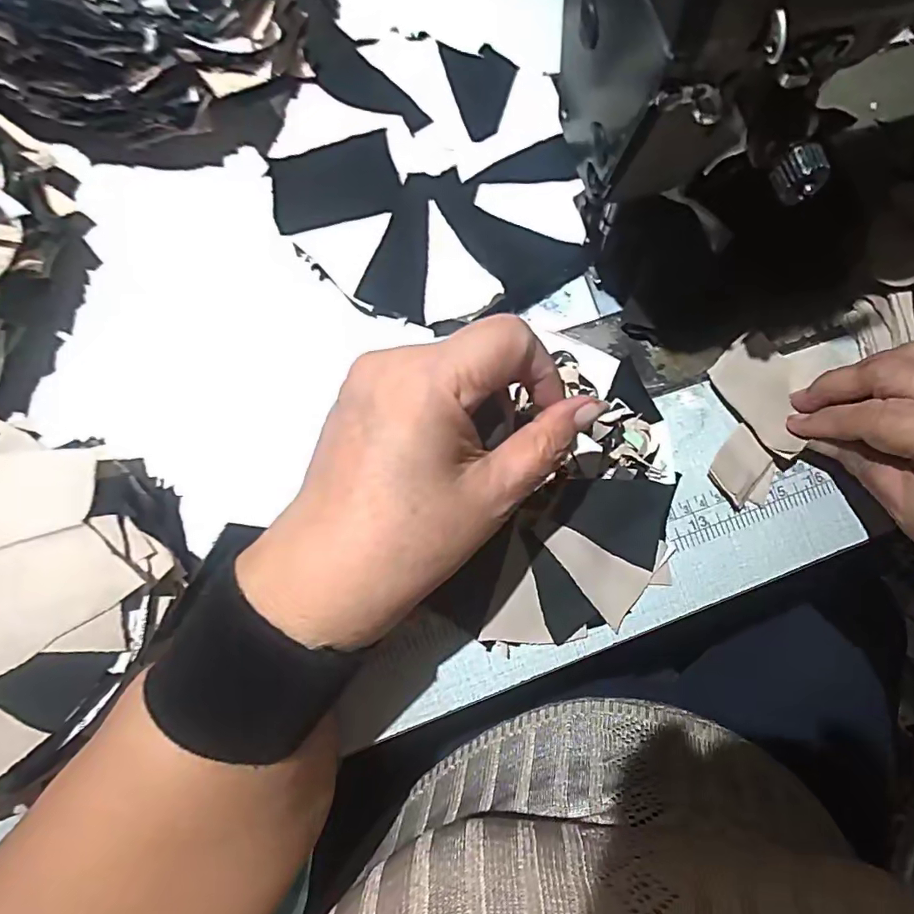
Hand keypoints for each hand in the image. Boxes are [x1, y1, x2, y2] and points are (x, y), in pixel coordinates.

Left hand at [235, 316, 602, 647]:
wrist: (324, 579)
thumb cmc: (410, 542)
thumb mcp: (494, 493)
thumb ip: (547, 440)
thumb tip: (589, 407)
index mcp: (425, 378)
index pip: (510, 334)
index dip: (544, 372)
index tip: (545, 421)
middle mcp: (391, 360)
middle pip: (481, 349)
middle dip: (510, 394)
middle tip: (505, 453)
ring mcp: (368, 374)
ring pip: (453, 364)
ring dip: (480, 402)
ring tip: (468, 461)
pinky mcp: (357, 393)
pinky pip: (422, 378)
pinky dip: (448, 405)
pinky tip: (436, 455)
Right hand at [786, 342, 913, 604]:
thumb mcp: (909, 511)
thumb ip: (863, 464)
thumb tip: (819, 436)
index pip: (876, 414)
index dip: (829, 419)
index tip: (793, 423)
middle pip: (891, 373)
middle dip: (839, 385)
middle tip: (802, 401)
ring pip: (912, 359)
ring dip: (865, 372)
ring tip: (830, 393)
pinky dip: (894, 374)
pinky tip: (871, 391)